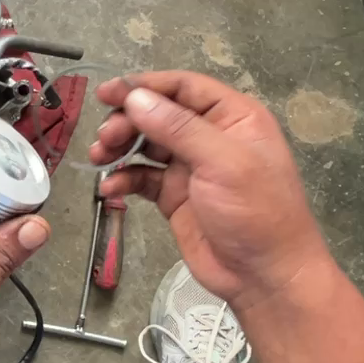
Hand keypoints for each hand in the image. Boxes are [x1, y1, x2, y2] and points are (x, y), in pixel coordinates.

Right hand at [88, 72, 330, 308]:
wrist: (264, 277)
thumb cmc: (257, 214)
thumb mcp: (222, 163)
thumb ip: (178, 128)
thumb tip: (135, 98)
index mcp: (233, 118)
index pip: (183, 87)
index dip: (144, 85)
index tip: (106, 93)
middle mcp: (210, 136)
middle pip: (157, 113)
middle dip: (127, 121)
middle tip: (105, 138)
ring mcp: (190, 166)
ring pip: (144, 144)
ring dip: (118, 147)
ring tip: (99, 158)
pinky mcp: (173, 195)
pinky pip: (140, 177)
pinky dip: (122, 179)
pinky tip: (109, 188)